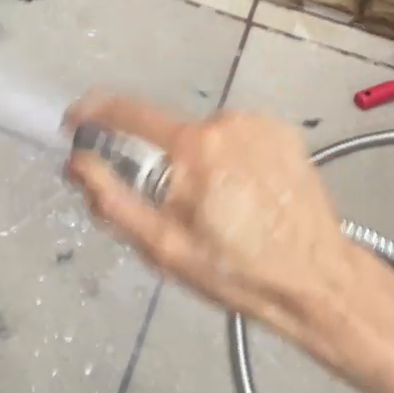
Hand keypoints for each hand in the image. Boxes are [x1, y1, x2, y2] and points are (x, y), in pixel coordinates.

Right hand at [63, 91, 393, 392]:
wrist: (318, 281)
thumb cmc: (235, 271)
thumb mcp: (163, 247)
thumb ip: (112, 200)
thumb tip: (75, 162)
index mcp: (194, 147)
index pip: (129, 111)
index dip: (94, 112)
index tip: (74, 123)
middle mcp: (226, 121)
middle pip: (167, 131)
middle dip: (157, 160)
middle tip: (170, 206)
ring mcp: (259, 122)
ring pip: (202, 136)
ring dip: (195, 161)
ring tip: (217, 207)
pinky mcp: (283, 130)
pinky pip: (235, 137)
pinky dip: (227, 158)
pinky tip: (244, 194)